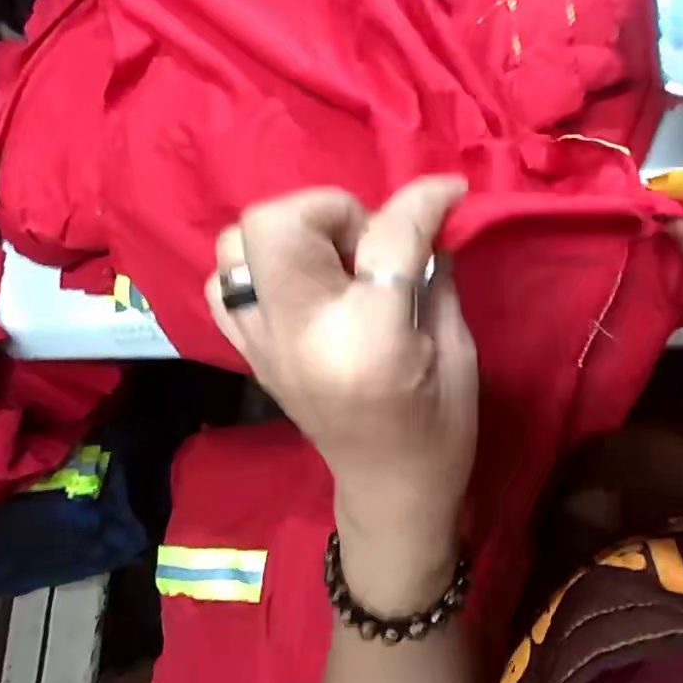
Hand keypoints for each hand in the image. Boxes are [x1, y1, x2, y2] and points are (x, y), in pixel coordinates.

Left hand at [206, 177, 477, 606]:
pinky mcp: (246, 350)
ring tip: (333, 264)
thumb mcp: (458, 349)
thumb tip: (426, 217)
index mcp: (366, 341)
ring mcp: (261, 343)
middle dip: (331, 210)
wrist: (388, 491)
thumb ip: (434, 273)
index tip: (449, 191)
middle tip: (369, 244)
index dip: (423, 200)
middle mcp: (298, 334)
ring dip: (291, 234)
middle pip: (276, 223)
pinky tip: (300, 286)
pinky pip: (224, 281)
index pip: (385, 237)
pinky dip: (258, 267)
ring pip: (238, 241)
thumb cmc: (440, 430)